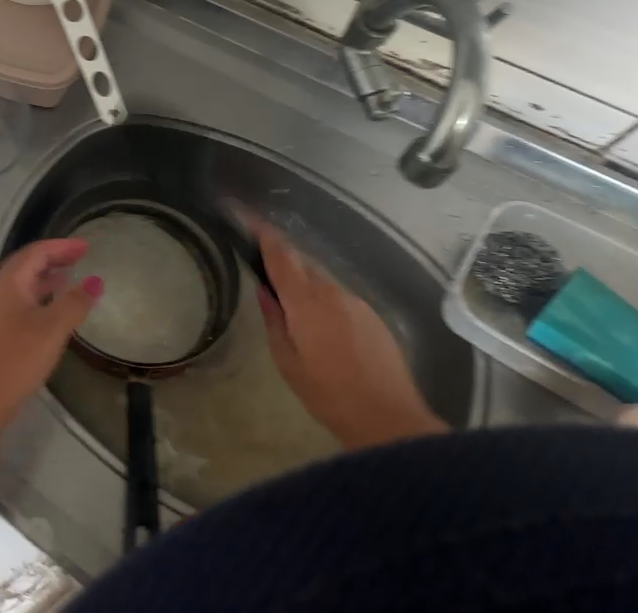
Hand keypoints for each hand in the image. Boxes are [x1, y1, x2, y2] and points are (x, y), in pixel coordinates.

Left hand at [0, 239, 101, 431]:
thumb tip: (96, 280)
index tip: (87, 246)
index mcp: (10, 282)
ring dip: (47, 275)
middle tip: (80, 256)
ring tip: (71, 276)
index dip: (62, 246)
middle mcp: (0, 290)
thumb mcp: (53, 329)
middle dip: (54, 256)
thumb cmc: (17, 358)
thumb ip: (75, 303)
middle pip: (28, 263)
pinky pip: (23, 299)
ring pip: (24, 282)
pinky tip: (54, 307)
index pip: (37, 252)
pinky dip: (41, 294)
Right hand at [251, 218, 447, 449]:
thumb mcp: (287, 362)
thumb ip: (274, 321)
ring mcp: (356, 302)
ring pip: (322, 281)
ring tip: (292, 309)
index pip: (281, 256)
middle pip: (302, 264)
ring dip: (304, 284)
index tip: (247, 218)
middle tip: (264, 270)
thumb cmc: (328, 394)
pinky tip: (322, 328)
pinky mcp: (373, 316)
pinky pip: (340, 297)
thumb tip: (265, 292)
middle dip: (282, 261)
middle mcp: (332, 293)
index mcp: (306, 302)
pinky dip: (324, 301)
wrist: (389, 419)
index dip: (263, 234)